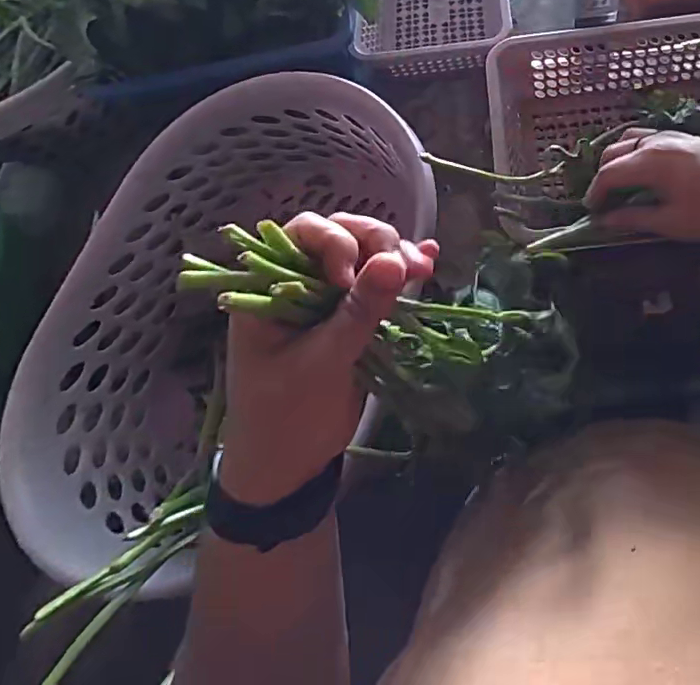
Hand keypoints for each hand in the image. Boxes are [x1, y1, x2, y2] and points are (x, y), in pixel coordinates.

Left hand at [216, 213, 436, 504]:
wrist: (292, 464)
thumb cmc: (286, 415)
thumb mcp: (321, 362)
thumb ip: (358, 312)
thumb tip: (393, 261)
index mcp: (270, 287)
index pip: (304, 234)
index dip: (336, 242)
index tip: (350, 278)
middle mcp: (301, 281)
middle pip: (344, 234)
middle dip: (377, 243)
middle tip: (406, 268)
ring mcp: (331, 296)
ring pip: (369, 253)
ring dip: (399, 254)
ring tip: (424, 270)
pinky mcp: (357, 312)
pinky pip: (384, 279)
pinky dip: (407, 268)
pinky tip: (430, 259)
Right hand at [582, 128, 699, 244]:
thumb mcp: (672, 223)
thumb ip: (635, 219)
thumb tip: (605, 221)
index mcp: (650, 160)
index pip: (609, 173)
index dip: (596, 193)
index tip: (591, 213)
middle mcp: (659, 141)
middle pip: (617, 151)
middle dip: (604, 174)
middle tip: (603, 200)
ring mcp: (677, 136)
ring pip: (634, 139)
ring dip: (621, 158)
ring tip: (621, 183)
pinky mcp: (693, 139)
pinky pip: (653, 138)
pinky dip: (639, 151)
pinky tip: (647, 171)